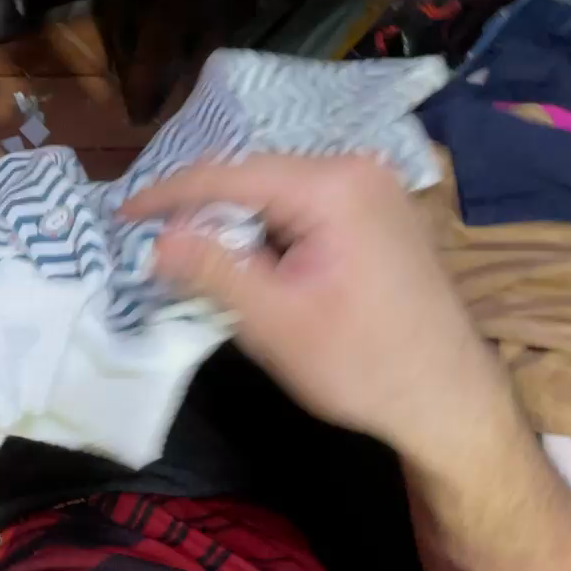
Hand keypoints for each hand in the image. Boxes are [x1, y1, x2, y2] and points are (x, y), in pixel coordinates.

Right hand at [123, 155, 520, 468]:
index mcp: (332, 185)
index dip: (166, 195)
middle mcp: (355, 169)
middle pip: (252, 178)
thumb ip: (211, 271)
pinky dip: (264, 232)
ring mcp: (371, 189)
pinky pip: (300, 208)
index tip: (122, 216)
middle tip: (154, 244)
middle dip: (200, 211)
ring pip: (274, 194)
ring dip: (231, 224)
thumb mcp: (273, 321)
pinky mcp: (375, 213)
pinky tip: (247, 263)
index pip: (227, 175)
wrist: (448, 401)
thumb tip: (155, 241)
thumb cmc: (361, 365)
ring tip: (192, 257)